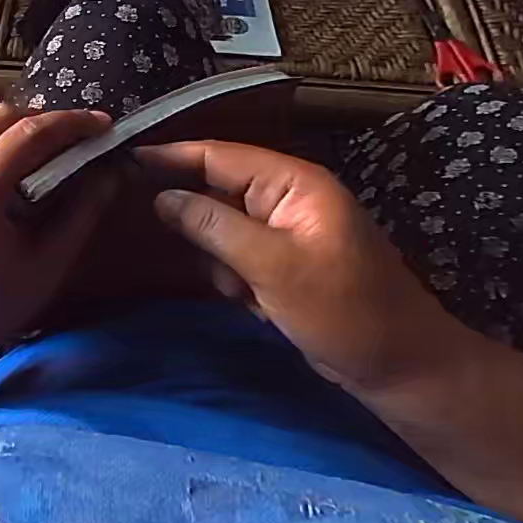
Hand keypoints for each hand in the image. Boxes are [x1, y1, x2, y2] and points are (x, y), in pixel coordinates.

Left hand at [0, 104, 118, 349]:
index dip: (71, 123)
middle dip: (48, 118)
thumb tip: (112, 173)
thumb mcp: (47, 264)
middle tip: (84, 133)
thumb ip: (83, 212)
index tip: (103, 125)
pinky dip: (4, 139)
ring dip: (25, 126)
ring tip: (62, 144)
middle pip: (2, 117)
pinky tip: (29, 162)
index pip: (27, 136)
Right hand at [135, 140, 474, 390]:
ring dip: (221, 262)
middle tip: (188, 248)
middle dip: (201, 225)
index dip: (173, 155)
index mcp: (293, 182)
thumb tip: (163, 197)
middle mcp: (286, 198)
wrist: (396, 367)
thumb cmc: (342, 310)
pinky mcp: (281, 262)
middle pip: (218, 192)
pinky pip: (237, 257)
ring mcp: (283, 231)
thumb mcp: (272, 266)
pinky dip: (235, 279)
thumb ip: (214, 226)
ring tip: (244, 292)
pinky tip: (254, 303)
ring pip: (222, 230)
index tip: (126, 159)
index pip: (220, 155)